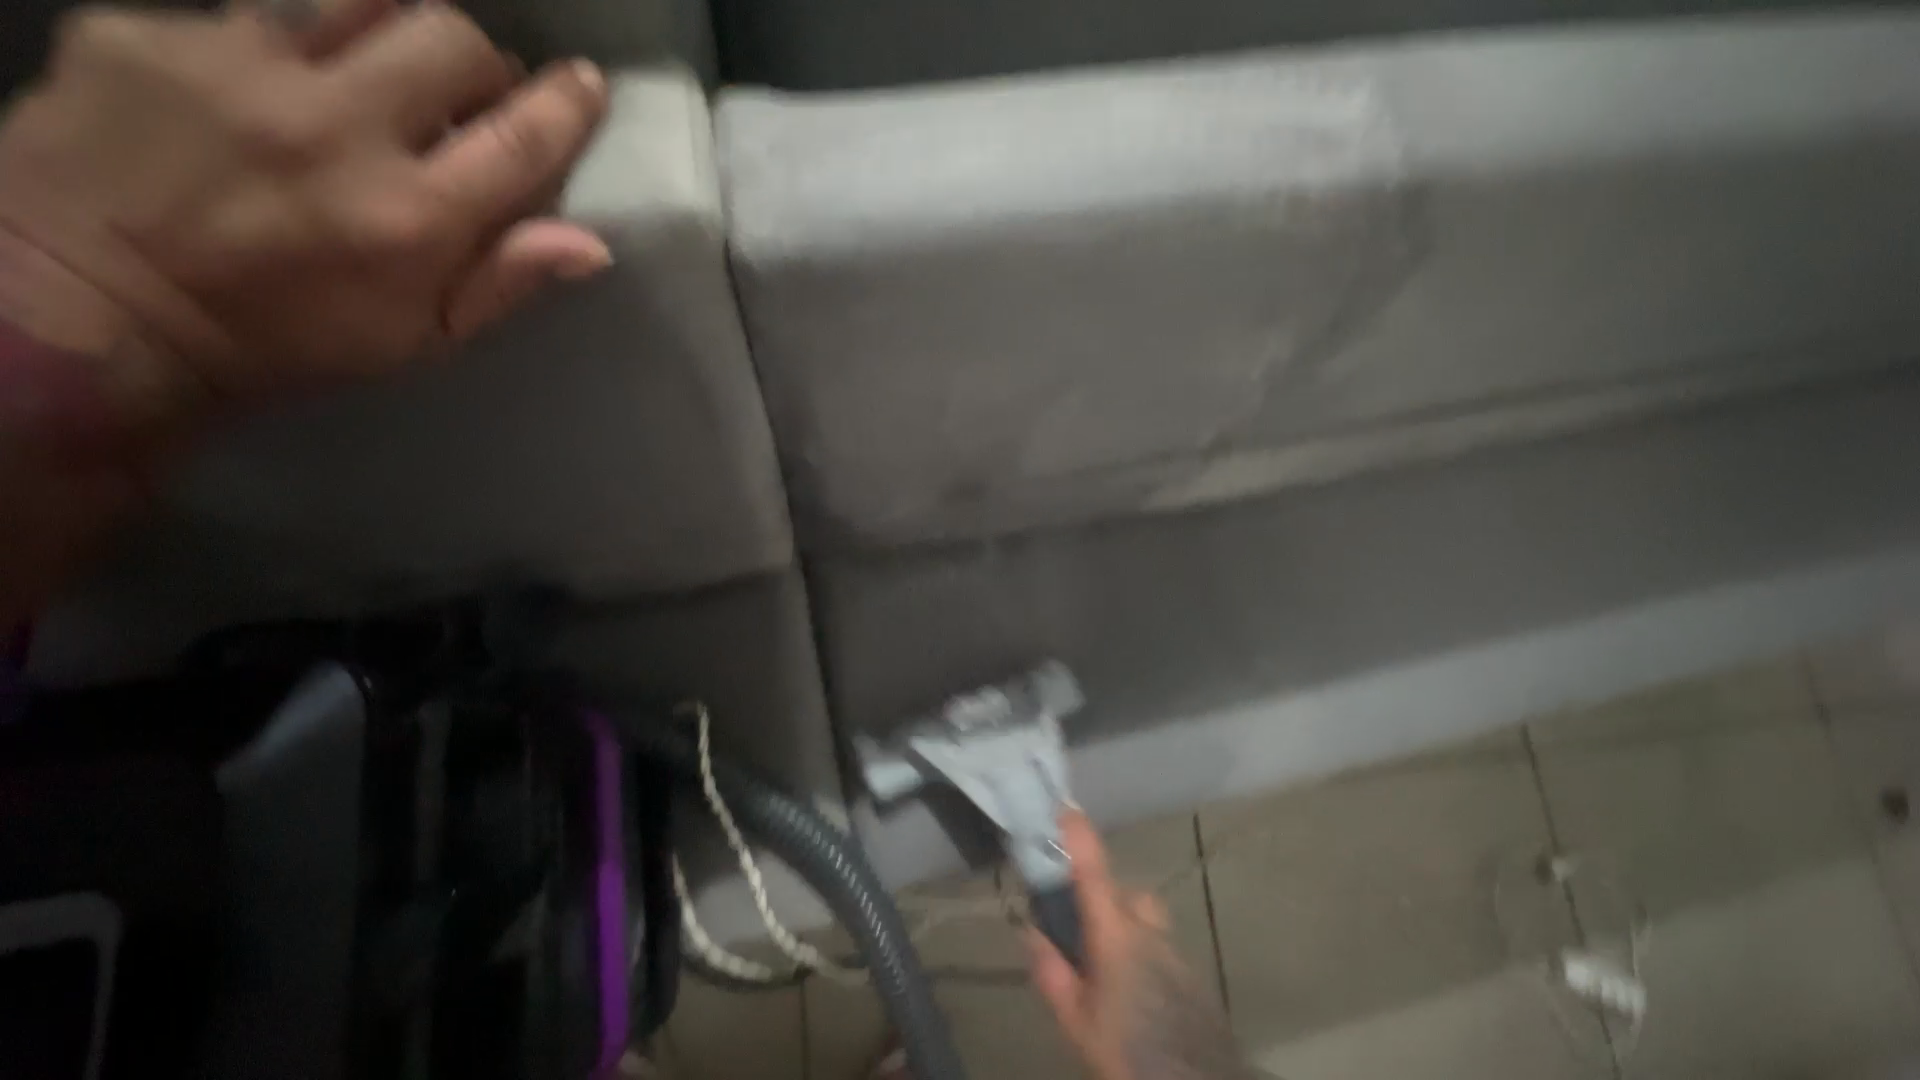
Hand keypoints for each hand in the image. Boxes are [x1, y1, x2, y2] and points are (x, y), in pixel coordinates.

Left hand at [0, 0, 611, 444]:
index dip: (565, 104)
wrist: (85, 310)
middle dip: (479, 64)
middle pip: (451, 40)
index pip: (519, 139)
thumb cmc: (287, 341)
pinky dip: (286, 51)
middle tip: (465, 98)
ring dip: (393, 35)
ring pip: (360, 0)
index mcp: (411, 221)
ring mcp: (236, 70)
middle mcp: (336, 131)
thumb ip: (503, 282)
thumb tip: (590, 243)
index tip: (584, 82)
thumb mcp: (417, 338)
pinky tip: (262, 96)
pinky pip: (253, 16)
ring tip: (377, 76)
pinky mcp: (147, 34)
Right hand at [1028, 812, 1259, 1079]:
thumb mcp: (1076, 1020)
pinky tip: (1131, 988)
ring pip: (1143, 918)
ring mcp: (1173, 949)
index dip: (1081, 836)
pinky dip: (1140, 950)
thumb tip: (1029, 933)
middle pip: (1123, 894)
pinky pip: (1157, 944)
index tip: (1065, 806)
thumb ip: (1052, 972)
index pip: (1094, 872)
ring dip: (1122, 925)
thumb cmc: (1128, 1048)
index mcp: (1115, 936)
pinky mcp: (1189, 972)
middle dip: (1099, 899)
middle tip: (1077, 930)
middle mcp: (1147, 931)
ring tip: (1103, 965)